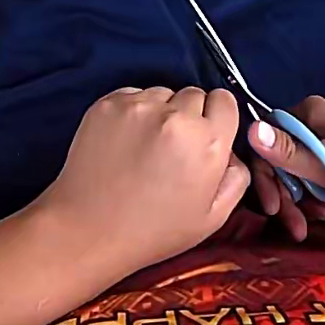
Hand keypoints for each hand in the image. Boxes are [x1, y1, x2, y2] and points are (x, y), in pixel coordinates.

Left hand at [34, 87, 251, 266]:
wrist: (87, 231)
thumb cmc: (153, 230)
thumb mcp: (213, 218)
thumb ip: (237, 178)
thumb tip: (233, 153)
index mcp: (209, 142)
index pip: (225, 101)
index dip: (217, 117)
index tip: (206, 134)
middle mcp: (177, 117)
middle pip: (195, 94)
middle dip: (190, 116)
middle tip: (173, 147)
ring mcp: (140, 107)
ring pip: (163, 93)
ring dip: (161, 111)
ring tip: (146, 145)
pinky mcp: (109, 104)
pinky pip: (134, 95)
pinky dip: (134, 111)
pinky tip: (126, 141)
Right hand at [247, 96, 324, 237]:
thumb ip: (287, 152)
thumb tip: (249, 129)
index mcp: (312, 113)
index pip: (267, 137)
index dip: (266, 172)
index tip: (273, 203)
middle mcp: (314, 126)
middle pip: (276, 160)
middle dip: (284, 195)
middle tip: (293, 222)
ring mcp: (323, 149)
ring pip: (289, 177)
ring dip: (296, 204)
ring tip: (310, 225)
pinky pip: (305, 186)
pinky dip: (309, 204)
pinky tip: (323, 217)